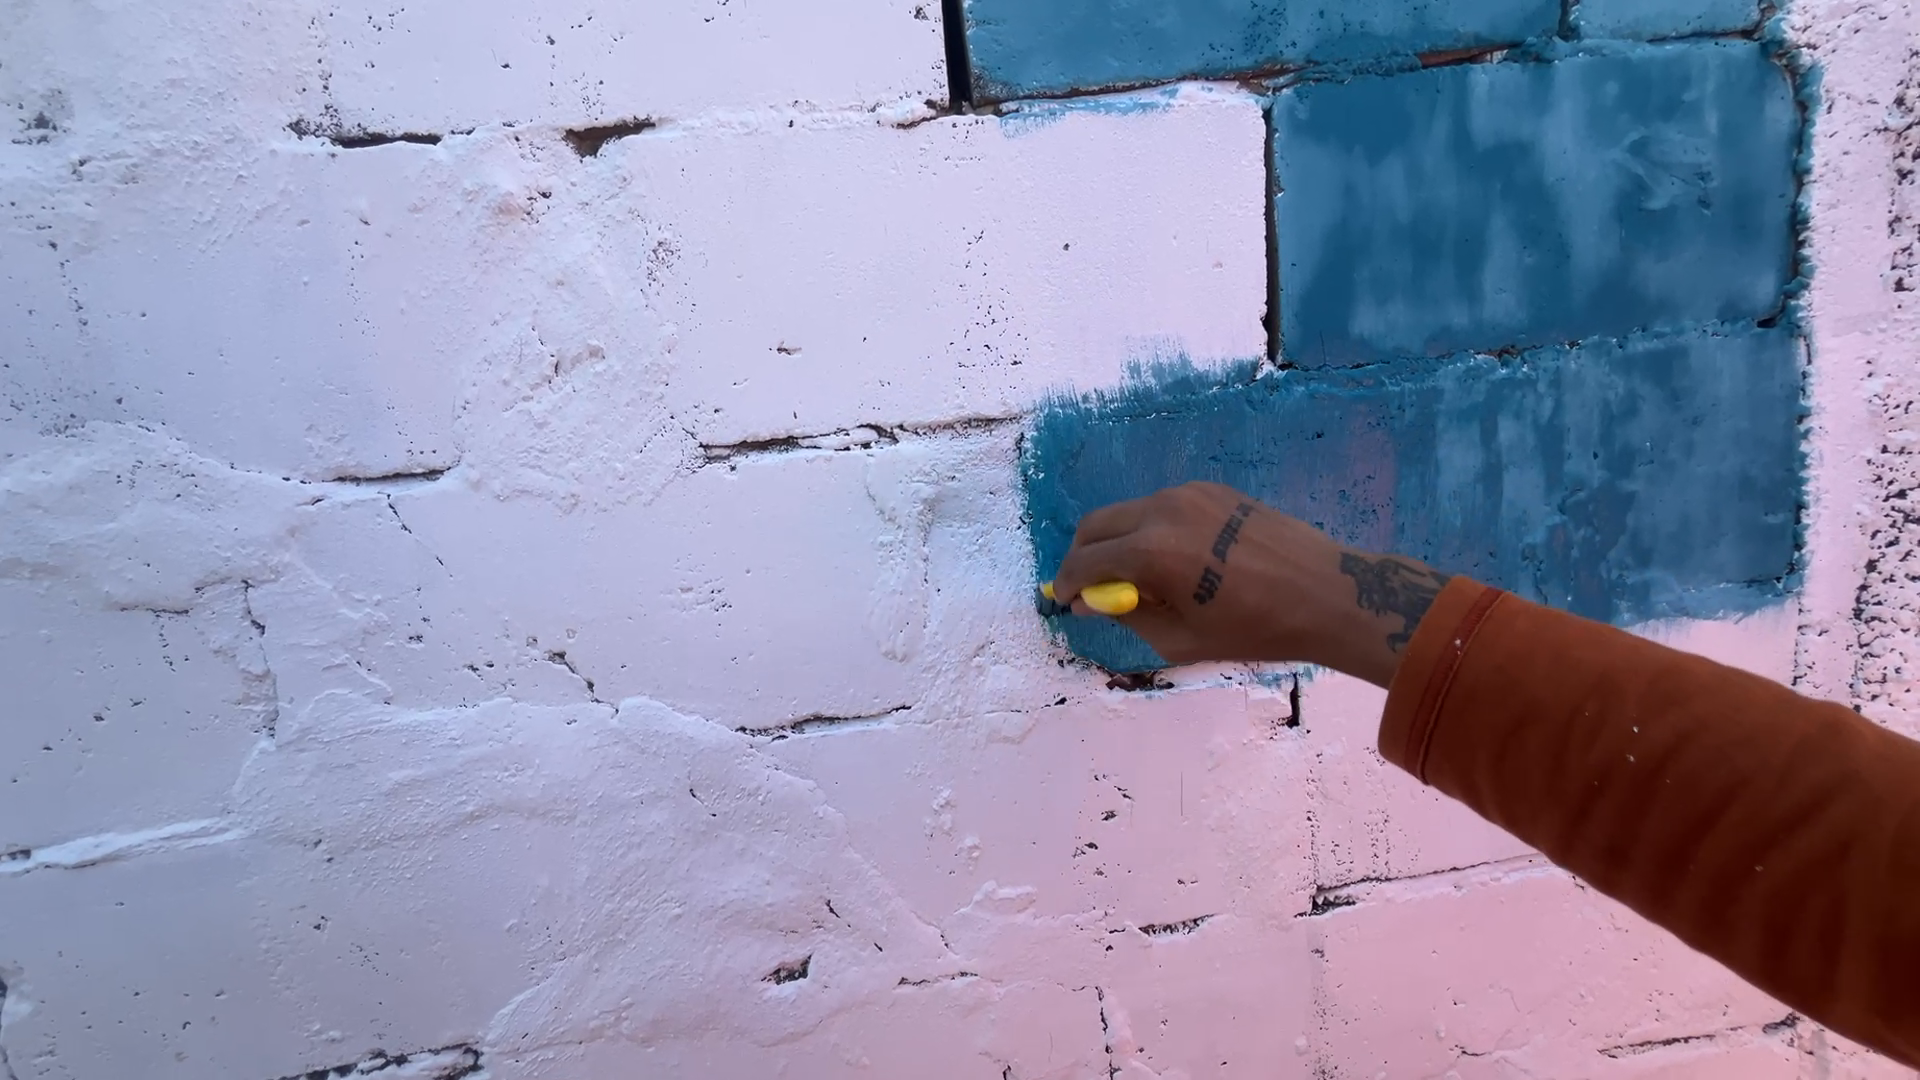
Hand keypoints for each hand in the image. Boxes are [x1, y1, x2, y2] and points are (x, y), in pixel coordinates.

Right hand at [1049, 482, 1451, 686]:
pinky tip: (1172, 556)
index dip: (1067, 583)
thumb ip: (1127, 616)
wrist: (1328, 593)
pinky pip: (1160, 506)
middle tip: (1090, 586)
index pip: (1084, 562)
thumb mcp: (1181, 639)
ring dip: (1116, 540)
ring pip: (1126, 512)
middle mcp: (1161, 511)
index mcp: (1151, 552)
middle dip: (1082, 555)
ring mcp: (1188, 493)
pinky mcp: (1210, 488)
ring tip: (1136, 574)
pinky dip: (1148, 528)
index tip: (1065, 600)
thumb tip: (1091, 601)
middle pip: (1095, 525)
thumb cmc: (1255, 629)